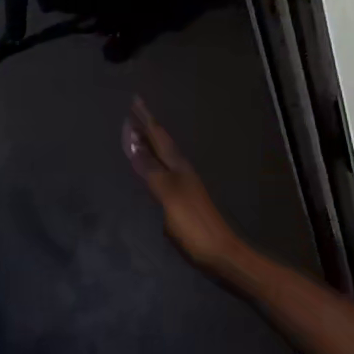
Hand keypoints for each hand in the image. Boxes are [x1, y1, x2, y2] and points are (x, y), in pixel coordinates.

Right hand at [122, 97, 244, 271]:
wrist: (220, 252)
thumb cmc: (193, 224)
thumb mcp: (168, 195)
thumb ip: (150, 170)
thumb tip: (133, 143)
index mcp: (177, 166)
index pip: (158, 136)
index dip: (145, 120)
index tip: (135, 101)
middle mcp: (181, 170)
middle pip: (161, 142)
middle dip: (146, 126)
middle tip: (134, 110)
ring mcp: (183, 184)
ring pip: (163, 154)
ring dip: (150, 141)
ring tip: (138, 131)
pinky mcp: (181, 198)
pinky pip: (162, 168)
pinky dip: (152, 159)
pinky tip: (150, 164)